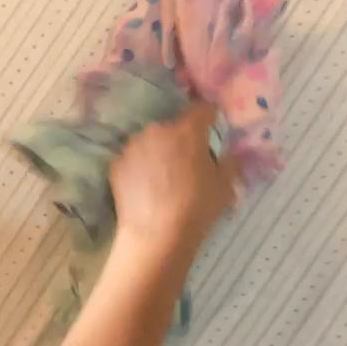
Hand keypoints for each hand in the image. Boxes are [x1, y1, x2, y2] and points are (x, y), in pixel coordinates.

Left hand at [110, 101, 238, 260]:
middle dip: (182, 140)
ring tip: (163, 178)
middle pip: (174, 127)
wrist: (156, 236)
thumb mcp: (225, 187)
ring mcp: (133, 146)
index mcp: (188, 130)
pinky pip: (133, 159)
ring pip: (151, 142)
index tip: (212, 127)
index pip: (203, 108)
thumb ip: (230, 162)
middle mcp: (157, 129)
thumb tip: (229, 153)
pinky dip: (140, 168)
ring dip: (158, 152)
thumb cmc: (197, 209)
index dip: (210, 116)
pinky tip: (146, 188)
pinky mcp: (116, 164)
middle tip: (187, 163)